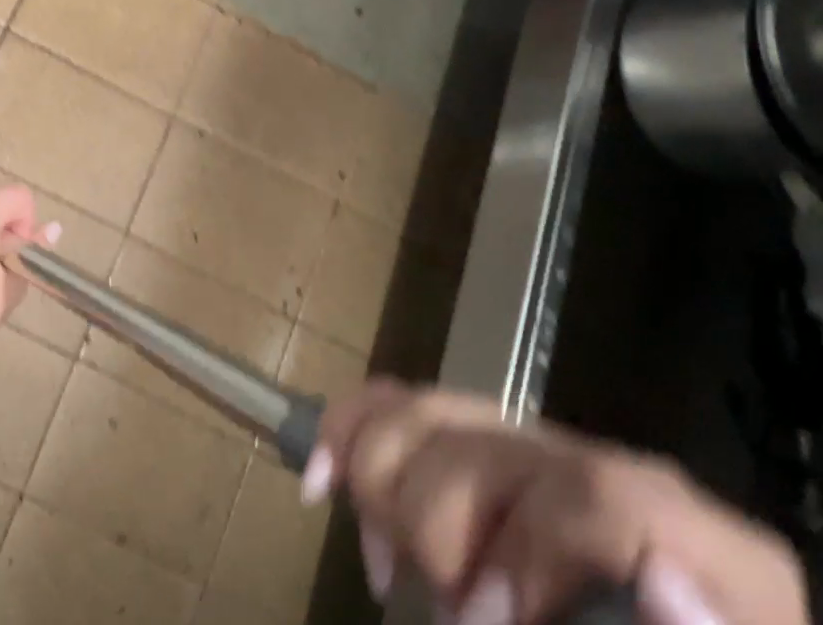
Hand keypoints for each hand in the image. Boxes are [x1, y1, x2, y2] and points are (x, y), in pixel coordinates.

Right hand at [302, 380, 805, 624]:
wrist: (615, 624)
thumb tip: (667, 585)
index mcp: (683, 533)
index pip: (593, 489)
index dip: (514, 550)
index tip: (471, 619)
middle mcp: (597, 466)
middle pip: (481, 445)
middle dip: (428, 527)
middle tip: (437, 606)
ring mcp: (526, 448)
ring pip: (417, 411)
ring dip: (376, 488)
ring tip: (394, 568)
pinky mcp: (470, 446)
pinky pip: (389, 405)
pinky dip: (342, 439)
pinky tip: (324, 491)